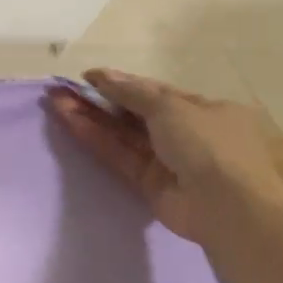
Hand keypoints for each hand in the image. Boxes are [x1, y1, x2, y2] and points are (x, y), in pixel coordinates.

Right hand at [50, 68, 282, 243]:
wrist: (227, 207)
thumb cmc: (206, 143)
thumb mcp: (169, 106)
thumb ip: (131, 91)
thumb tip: (101, 75)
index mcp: (205, 111)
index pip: (155, 93)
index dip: (121, 83)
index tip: (87, 77)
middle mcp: (187, 135)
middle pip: (134, 113)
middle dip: (98, 100)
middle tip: (62, 89)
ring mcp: (168, 160)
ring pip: (121, 134)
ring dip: (89, 116)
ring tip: (55, 101)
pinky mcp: (149, 183)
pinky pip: (118, 155)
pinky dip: (94, 138)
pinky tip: (68, 121)